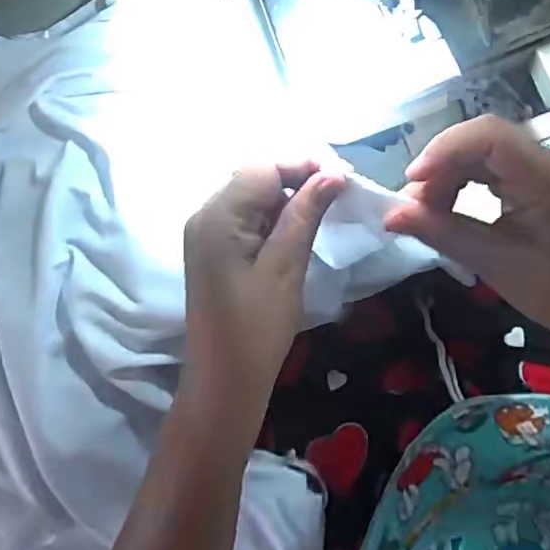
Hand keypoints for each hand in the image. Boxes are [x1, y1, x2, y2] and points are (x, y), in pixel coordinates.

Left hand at [183, 162, 345, 401]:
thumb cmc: (256, 329)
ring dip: (287, 197)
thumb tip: (333, 174)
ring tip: (324, 209)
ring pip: (252, 194)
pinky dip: (273, 216)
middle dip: (297, 178)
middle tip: (338, 192)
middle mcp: (205, 214)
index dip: (303, 166)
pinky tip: (296, 228)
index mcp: (218, 216)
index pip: (263, 168)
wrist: (223, 384)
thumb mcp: (286, 267)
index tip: (344, 178)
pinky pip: (246, 216)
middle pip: (255, 176)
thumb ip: (305, 214)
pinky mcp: (213, 248)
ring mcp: (206, 231)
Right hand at [384, 116, 549, 341]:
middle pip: (477, 138)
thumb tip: (389, 215)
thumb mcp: (493, 263)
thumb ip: (441, 232)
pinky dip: (455, 180)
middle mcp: (541, 159)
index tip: (415, 180)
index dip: (446, 149)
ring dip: (443, 173)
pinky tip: (442, 206)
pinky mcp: (524, 174)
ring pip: (474, 148)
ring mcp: (533, 164)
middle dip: (439, 165)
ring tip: (423, 208)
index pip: (489, 136)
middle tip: (412, 202)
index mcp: (544, 177)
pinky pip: (480, 163)